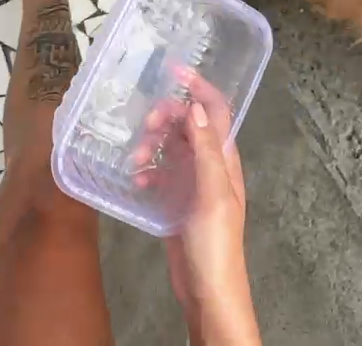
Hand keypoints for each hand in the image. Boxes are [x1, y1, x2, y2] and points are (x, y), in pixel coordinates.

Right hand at [135, 71, 258, 343]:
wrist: (209, 293)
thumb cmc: (216, 243)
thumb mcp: (212, 194)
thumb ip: (206, 151)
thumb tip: (196, 107)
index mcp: (225, 158)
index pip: (215, 110)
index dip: (198, 86)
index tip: (174, 68)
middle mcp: (210, 164)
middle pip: (189, 124)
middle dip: (167, 116)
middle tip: (146, 125)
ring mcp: (193, 183)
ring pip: (172, 147)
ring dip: (153, 144)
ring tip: (137, 158)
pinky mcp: (177, 201)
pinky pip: (160, 173)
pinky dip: (148, 170)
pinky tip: (137, 180)